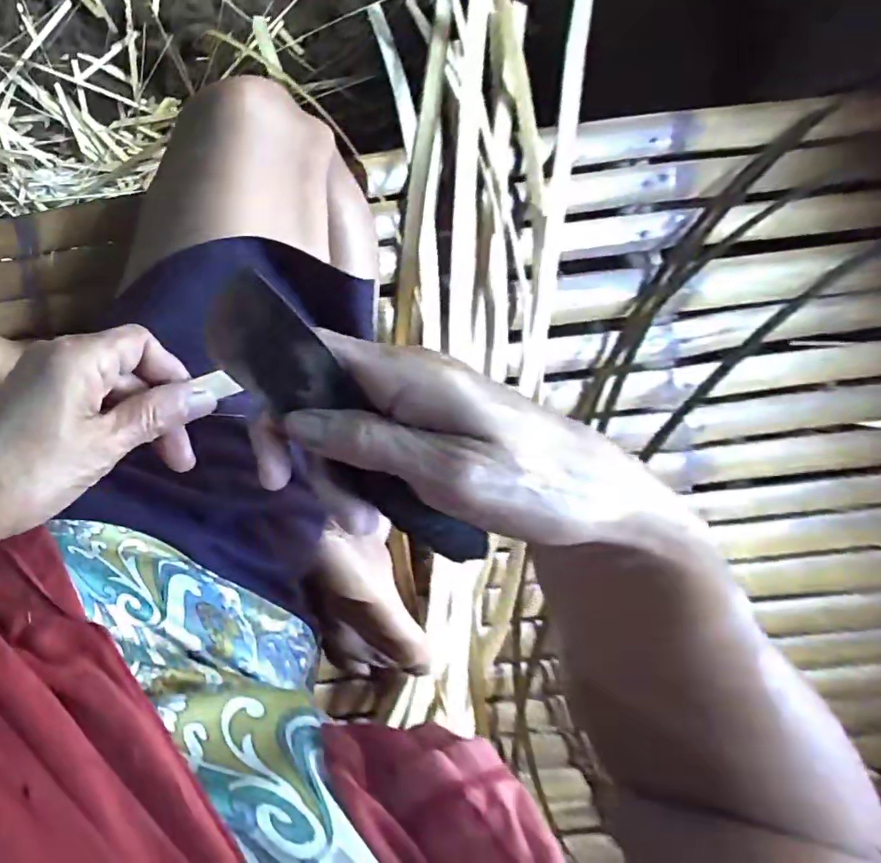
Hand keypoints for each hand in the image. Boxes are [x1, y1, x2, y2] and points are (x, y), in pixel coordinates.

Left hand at [0, 325, 219, 565]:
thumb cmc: (35, 474)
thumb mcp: (104, 445)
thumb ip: (156, 414)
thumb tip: (207, 393)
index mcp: (77, 355)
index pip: (141, 342)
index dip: (173, 373)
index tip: (192, 416)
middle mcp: (58, 354)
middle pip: (125, 367)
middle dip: (157, 407)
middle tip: (178, 461)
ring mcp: (39, 375)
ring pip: (105, 385)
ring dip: (133, 418)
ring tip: (150, 462)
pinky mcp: (28, 397)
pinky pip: (80, 397)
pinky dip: (104, 420)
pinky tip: (112, 452)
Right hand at [271, 330, 703, 547]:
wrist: (607, 504)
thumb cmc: (535, 485)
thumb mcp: (446, 471)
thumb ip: (368, 441)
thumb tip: (296, 419)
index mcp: (405, 371)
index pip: (313, 350)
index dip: (276, 388)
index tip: (273, 454)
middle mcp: (402, 375)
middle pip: (321, 397)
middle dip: (314, 457)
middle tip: (342, 519)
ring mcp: (413, 399)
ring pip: (343, 425)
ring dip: (340, 476)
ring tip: (370, 529)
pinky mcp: (424, 423)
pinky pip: (371, 440)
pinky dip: (363, 476)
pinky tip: (381, 515)